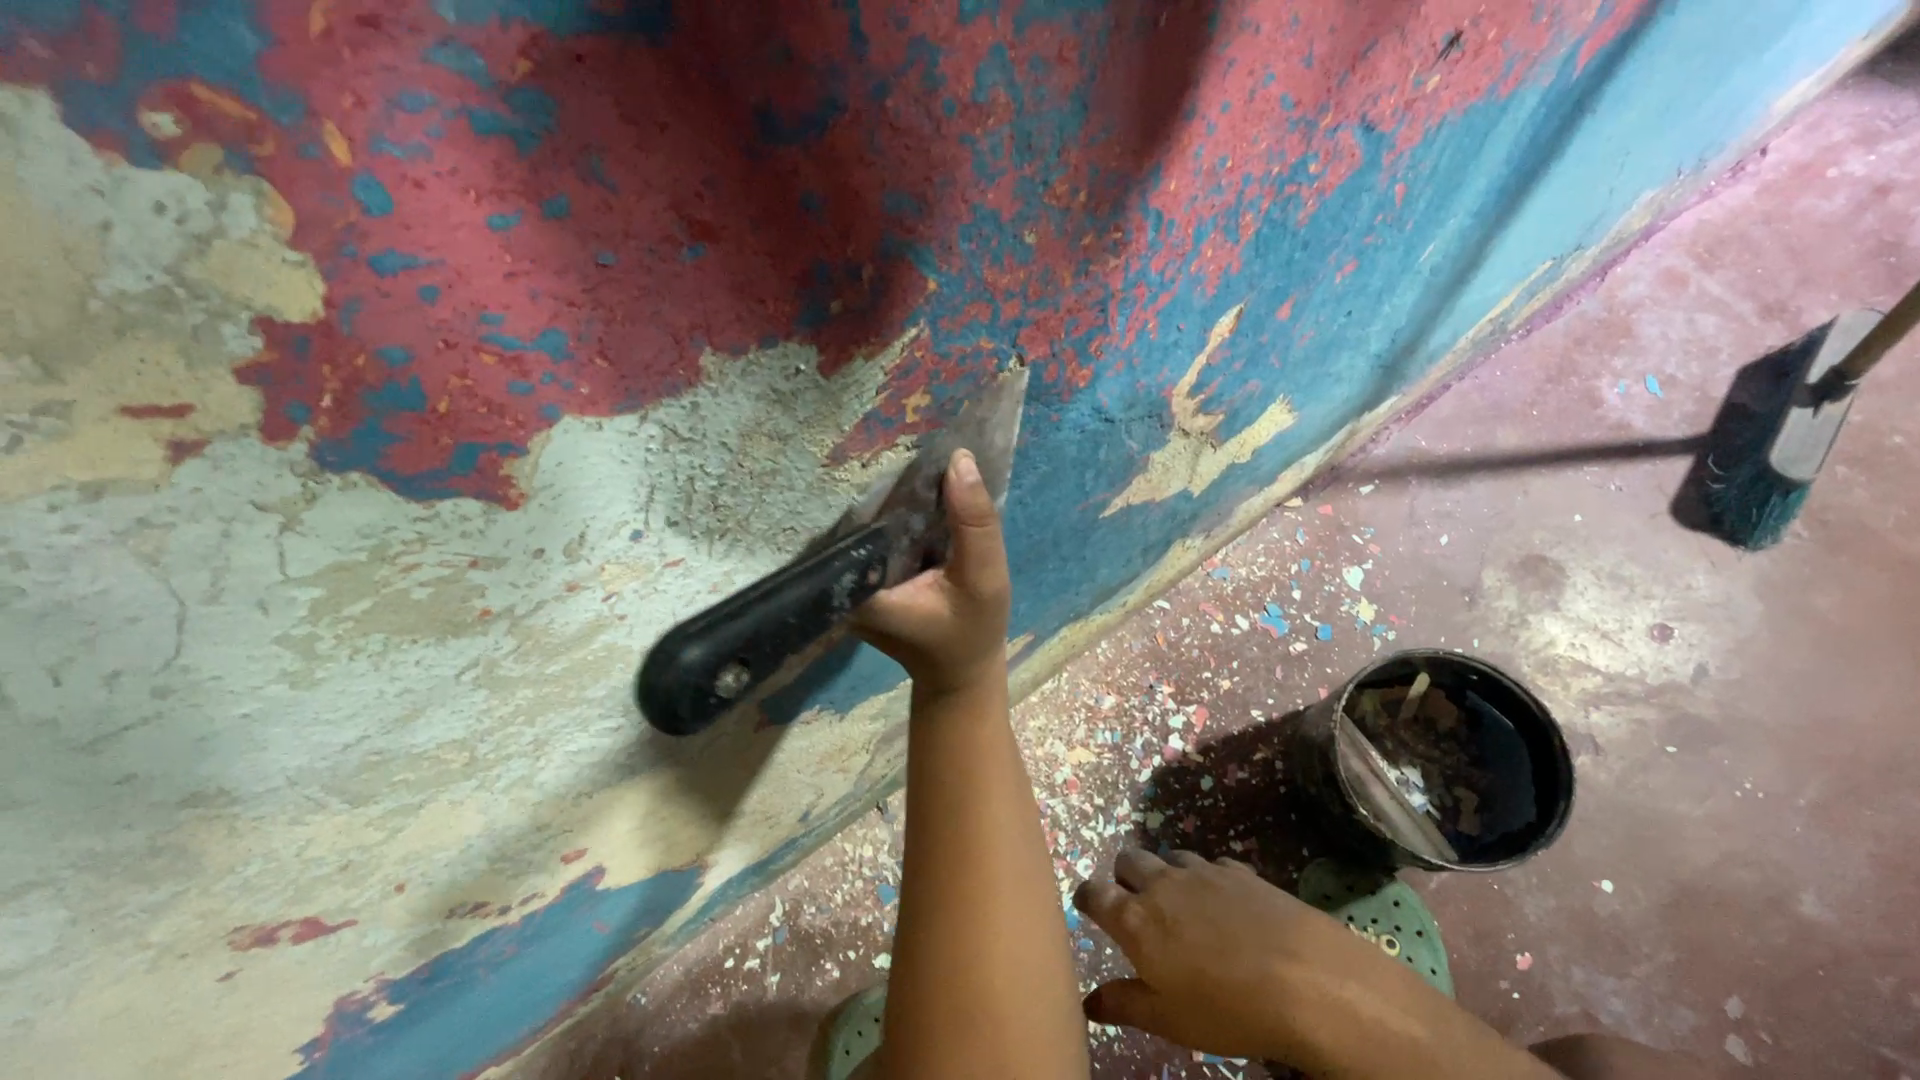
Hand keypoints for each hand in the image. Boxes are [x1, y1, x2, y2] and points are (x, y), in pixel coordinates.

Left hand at [851, 449, 1010, 697]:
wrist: (962, 672)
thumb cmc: (972, 631)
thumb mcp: (984, 577)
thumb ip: (973, 522)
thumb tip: (959, 459)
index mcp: (862, 591)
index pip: (860, 524)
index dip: (883, 489)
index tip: (910, 461)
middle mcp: (846, 585)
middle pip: (862, 522)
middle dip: (891, 491)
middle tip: (920, 455)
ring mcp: (853, 583)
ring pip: (870, 527)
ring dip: (896, 502)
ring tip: (921, 468)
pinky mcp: (867, 578)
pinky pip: (879, 538)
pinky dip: (900, 519)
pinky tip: (920, 499)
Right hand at [1074, 850, 1455, 1069]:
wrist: (1306, 979)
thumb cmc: (1226, 1007)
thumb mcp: (1168, 1018)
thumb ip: (1123, 1004)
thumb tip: (1088, 1002)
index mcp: (1134, 919)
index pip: (1093, 893)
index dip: (1087, 897)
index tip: (1089, 907)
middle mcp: (1162, 884)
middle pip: (1127, 860)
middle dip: (1123, 875)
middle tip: (1134, 903)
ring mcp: (1203, 872)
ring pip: (1169, 856)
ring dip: (1165, 873)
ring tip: (1179, 902)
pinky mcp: (1240, 871)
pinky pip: (1211, 864)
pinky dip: (1207, 878)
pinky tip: (1223, 904)